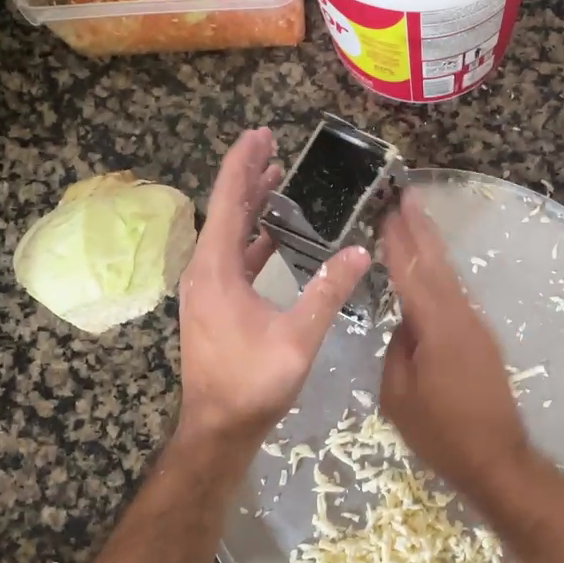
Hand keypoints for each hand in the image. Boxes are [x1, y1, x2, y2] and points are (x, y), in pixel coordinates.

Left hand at [178, 128, 368, 444]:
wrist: (219, 428)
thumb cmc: (253, 382)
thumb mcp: (298, 337)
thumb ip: (328, 292)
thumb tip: (360, 253)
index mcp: (216, 271)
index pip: (228, 203)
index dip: (243, 165)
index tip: (259, 134)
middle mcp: (203, 272)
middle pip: (224, 211)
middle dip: (246, 177)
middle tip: (270, 145)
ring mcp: (205, 289)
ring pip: (227, 234)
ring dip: (249, 206)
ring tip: (274, 179)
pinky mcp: (214, 304)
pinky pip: (231, 257)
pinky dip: (251, 238)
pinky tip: (272, 234)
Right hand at [378, 190, 533, 495]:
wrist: (497, 458)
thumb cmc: (441, 433)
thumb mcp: (399, 395)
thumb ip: (398, 350)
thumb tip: (405, 325)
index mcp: (438, 327)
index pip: (412, 273)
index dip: (399, 241)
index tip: (388, 210)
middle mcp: (461, 317)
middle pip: (437, 264)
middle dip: (420, 229)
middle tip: (406, 195)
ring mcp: (476, 327)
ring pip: (450, 278)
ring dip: (432, 248)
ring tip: (415, 222)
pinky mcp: (482, 340)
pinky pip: (456, 297)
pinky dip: (440, 276)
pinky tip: (430, 272)